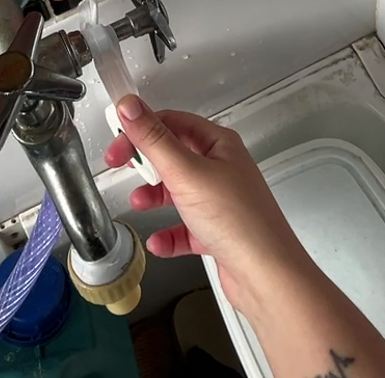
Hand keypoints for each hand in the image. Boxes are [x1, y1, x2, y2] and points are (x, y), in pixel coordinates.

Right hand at [104, 96, 308, 314]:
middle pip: (174, 154)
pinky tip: (158, 241)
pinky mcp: (218, 232)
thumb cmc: (238, 221)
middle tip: (122, 167)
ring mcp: (220, 201)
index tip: (117, 141)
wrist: (267, 277)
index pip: (173, 123)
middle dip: (147, 162)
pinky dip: (168, 232)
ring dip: (155, 196)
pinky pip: (185, 226)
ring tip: (139, 202)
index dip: (142, 128)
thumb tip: (130, 106)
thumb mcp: (186, 172)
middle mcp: (222, 168)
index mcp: (219, 144)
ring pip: (179, 190)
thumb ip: (154, 139)